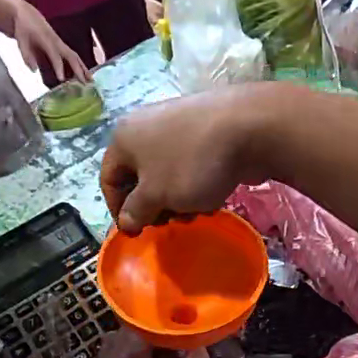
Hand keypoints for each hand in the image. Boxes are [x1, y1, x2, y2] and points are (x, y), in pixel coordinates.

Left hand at [12, 1, 87, 83]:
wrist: (28, 15)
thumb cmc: (23, 28)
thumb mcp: (20, 40)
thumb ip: (27, 55)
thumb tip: (33, 70)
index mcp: (46, 40)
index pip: (55, 56)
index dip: (59, 67)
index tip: (62, 80)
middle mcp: (57, 42)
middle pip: (71, 56)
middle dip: (79, 70)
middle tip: (85, 83)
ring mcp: (61, 44)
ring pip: (75, 57)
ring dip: (83, 69)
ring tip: (91, 81)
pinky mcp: (62, 46)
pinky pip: (73, 57)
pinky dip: (80, 66)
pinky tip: (85, 75)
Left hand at [97, 332, 211, 357]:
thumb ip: (197, 355)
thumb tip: (197, 341)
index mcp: (126, 352)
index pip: (147, 321)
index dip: (169, 321)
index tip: (186, 322)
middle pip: (133, 336)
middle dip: (156, 336)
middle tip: (179, 341)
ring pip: (126, 354)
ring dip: (147, 354)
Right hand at [100, 85, 276, 231]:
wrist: (248, 128)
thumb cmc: (191, 164)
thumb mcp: (157, 195)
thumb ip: (136, 211)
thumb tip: (126, 222)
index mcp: (124, 138)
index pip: (108, 179)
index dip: (118, 210)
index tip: (136, 232)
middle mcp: (146, 126)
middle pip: (140, 177)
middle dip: (154, 206)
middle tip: (171, 222)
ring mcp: (178, 125)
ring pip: (168, 174)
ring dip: (178, 199)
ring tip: (197, 211)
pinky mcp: (206, 130)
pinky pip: (192, 164)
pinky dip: (197, 183)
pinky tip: (215, 195)